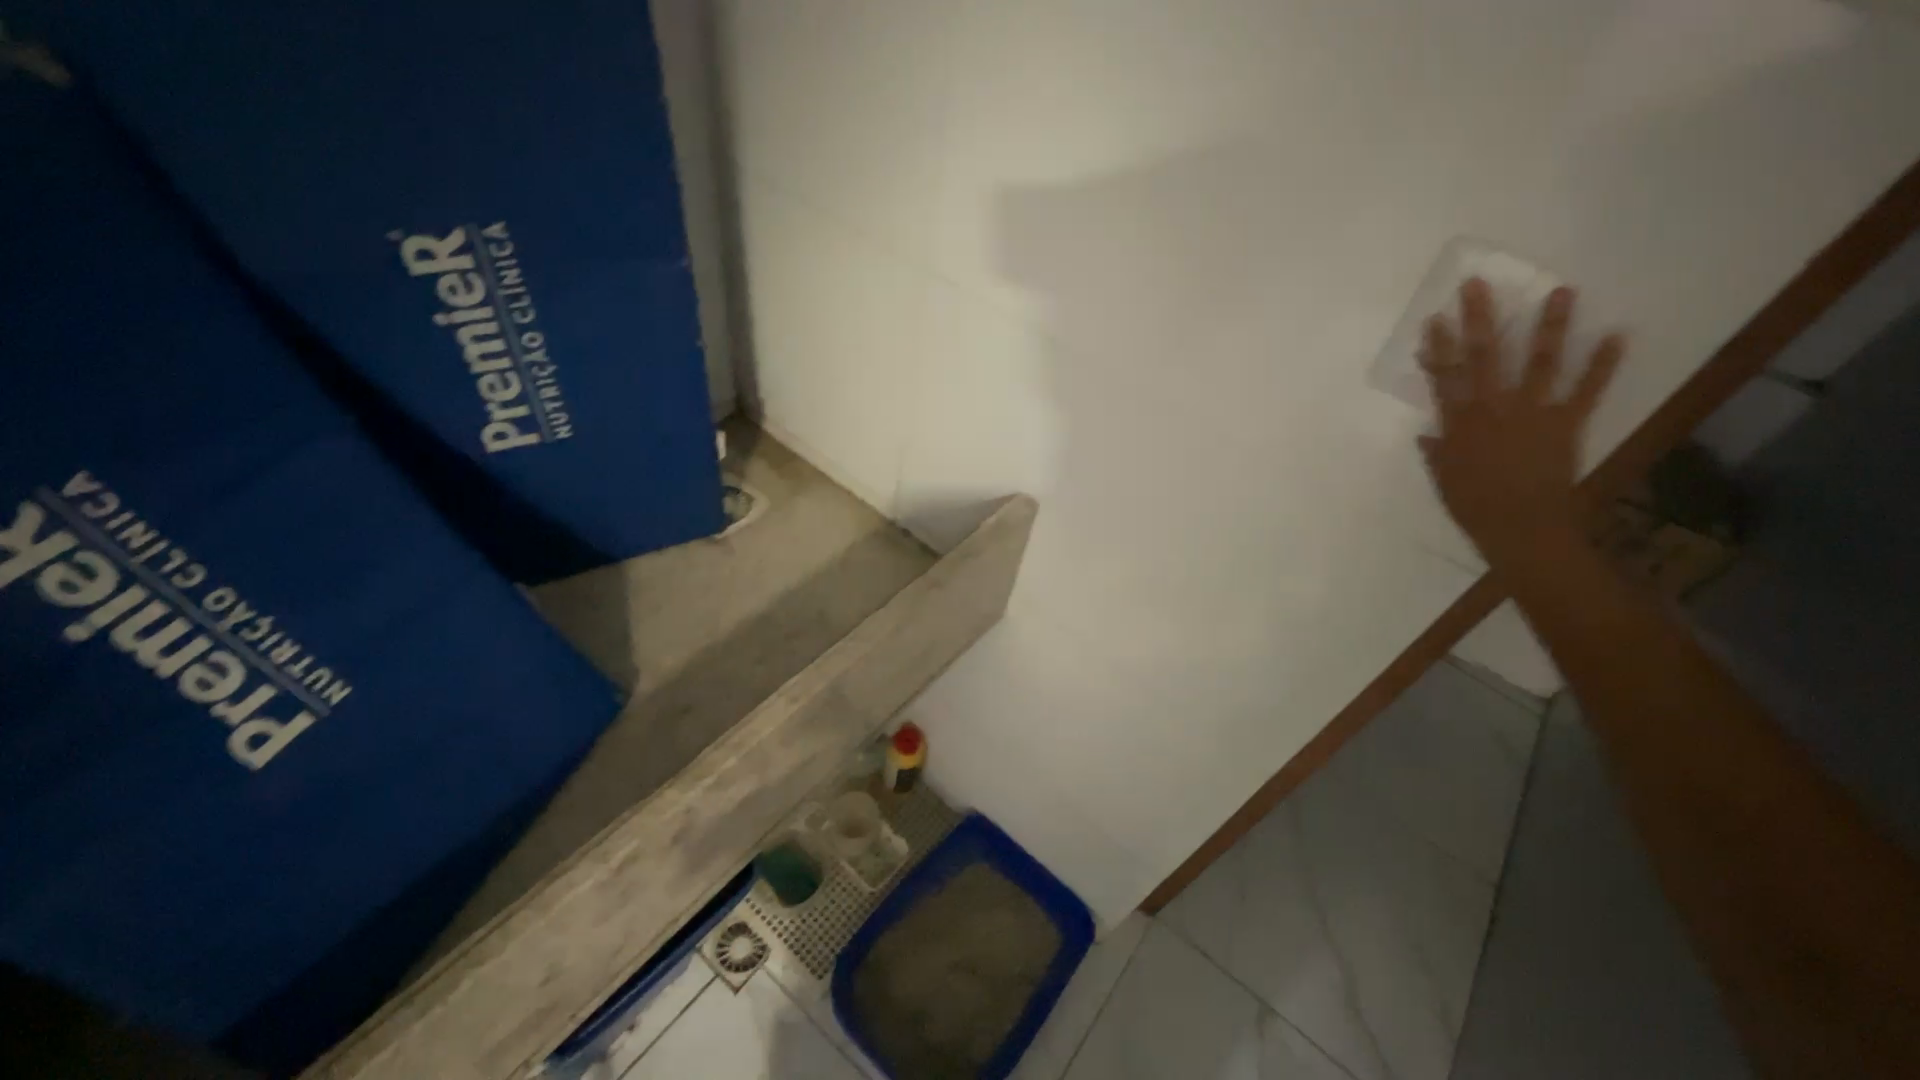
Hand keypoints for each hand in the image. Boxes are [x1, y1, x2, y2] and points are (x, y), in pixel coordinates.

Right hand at [1418, 278, 1623, 566]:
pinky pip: (1587, 390)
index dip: (1438, 347)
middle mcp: (1493, 408)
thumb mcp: (1444, 481)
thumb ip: (1436, 454)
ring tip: (1561, 292)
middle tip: (1479, 285)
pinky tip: (1617, 335)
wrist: (1523, 529)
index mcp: (1459, 424)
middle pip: (1483, 357)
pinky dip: (1603, 363)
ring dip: (1550, 326)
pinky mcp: (1566, 422)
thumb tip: (1427, 434)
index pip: (1443, 378)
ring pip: (1538, 362)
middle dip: (1480, 319)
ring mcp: (1532, 412)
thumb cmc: (1475, 508)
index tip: (1435, 318)